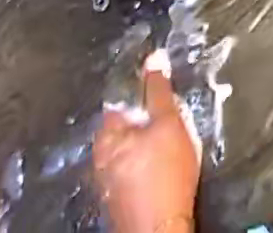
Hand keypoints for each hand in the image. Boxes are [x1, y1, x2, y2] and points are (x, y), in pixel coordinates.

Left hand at [94, 50, 198, 232]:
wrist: (163, 231)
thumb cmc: (165, 172)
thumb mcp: (168, 122)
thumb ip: (159, 90)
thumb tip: (155, 57)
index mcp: (106, 134)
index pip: (122, 98)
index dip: (143, 87)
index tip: (162, 85)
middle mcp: (100, 156)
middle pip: (126, 122)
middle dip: (147, 115)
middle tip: (172, 116)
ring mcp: (108, 179)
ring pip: (131, 146)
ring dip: (148, 139)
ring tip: (171, 140)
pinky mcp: (120, 197)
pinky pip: (134, 166)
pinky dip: (147, 160)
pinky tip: (164, 164)